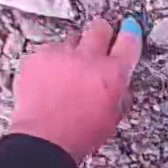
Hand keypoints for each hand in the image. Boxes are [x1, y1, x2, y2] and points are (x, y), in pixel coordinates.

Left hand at [9, 16, 143, 162]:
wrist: (45, 139)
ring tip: (70, 70)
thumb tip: (120, 79)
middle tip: (100, 39)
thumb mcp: (114, 114)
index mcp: (113, 73)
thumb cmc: (80, 133)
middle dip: (102, 32)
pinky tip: (51, 78)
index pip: (129, 41)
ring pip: (72, 39)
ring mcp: (60, 54)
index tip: (130, 28)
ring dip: (74, 50)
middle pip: (99, 28)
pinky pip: (48, 50)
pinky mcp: (36, 57)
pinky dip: (51, 61)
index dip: (131, 32)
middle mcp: (88, 57)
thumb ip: (119, 89)